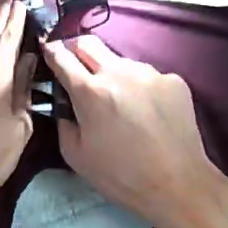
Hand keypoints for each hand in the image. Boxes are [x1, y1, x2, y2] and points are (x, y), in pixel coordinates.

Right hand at [41, 35, 227, 227]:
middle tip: (76, 66)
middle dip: (76, 49)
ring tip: (121, 104)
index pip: (62, 56)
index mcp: (90, 91)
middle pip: (89, 42)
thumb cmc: (121, 175)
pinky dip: (141, 88)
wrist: (178, 184)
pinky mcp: (173, 80)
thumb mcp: (76, 155)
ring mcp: (149, 73)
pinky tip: (147, 113)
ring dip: (113, 74)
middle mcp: (119, 72)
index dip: (51, 52)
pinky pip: (148, 76)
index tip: (49, 52)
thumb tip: (64, 102)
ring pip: (121, 61)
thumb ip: (64, 120)